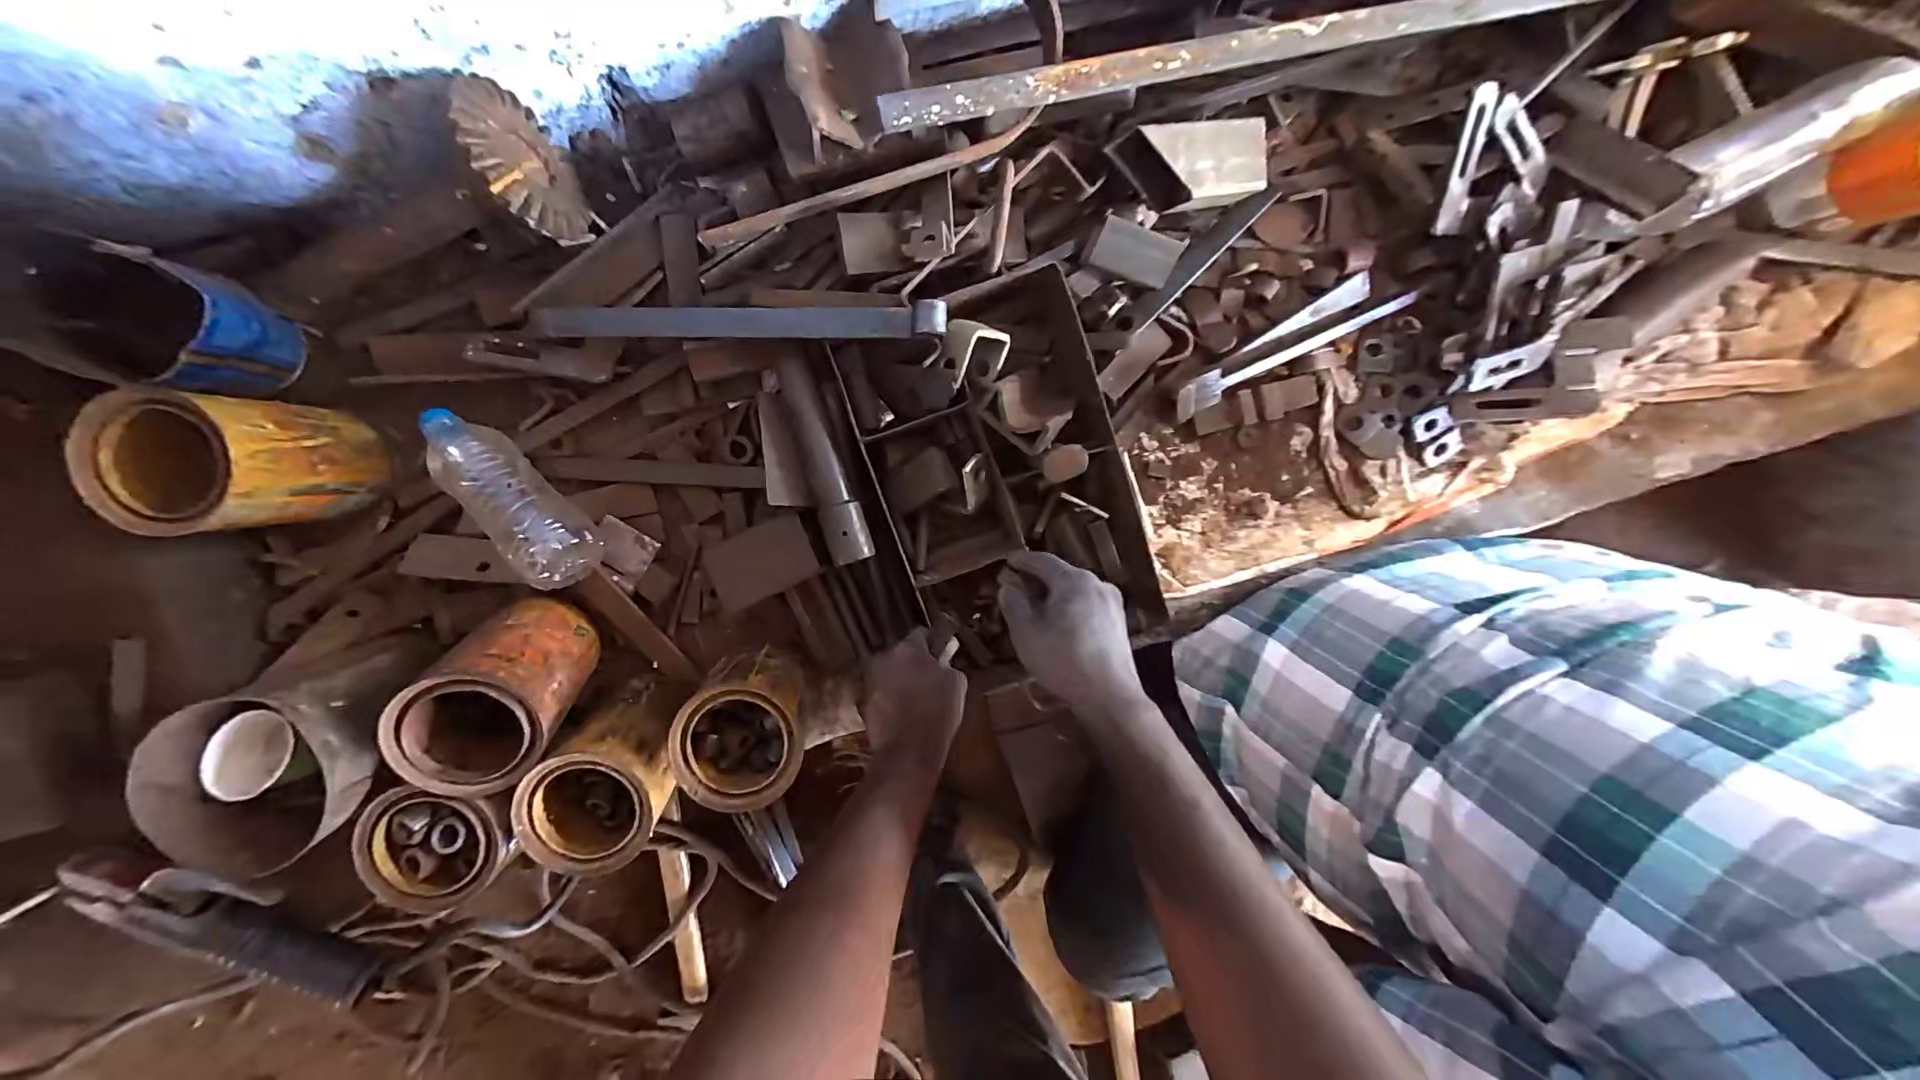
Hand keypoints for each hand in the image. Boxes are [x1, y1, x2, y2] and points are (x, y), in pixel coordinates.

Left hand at [861, 628, 967, 775]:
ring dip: (900, 680)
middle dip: (913, 662)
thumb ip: (948, 665)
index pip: (921, 633)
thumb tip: (943, 662)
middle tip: (929, 679)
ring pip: (890, 673)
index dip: (933, 643)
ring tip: (916, 699)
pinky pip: (881, 692)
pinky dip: (890, 698)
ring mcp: (871, 679)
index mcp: (908, 648)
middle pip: (902, 653)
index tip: (941, 654)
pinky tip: (903, 713)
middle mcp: (884, 657)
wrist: (908, 750)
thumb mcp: (957, 683)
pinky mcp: (863, 702)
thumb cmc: (938, 712)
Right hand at [997, 552, 1145, 722]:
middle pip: (1061, 574)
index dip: (1021, 560)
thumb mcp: (1026, 632)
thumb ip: (1013, 603)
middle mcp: (1097, 583)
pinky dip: (1070, 607)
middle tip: (1016, 589)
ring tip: (1035, 610)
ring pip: (1075, 590)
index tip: (1007, 563)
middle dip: (1037, 580)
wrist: (1109, 696)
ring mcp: (1111, 602)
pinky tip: (1060, 625)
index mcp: (1074, 580)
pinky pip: (1087, 604)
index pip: (1042, 560)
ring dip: (1054, 595)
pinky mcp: (1118, 621)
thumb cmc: (1063, 660)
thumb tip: (1008, 585)